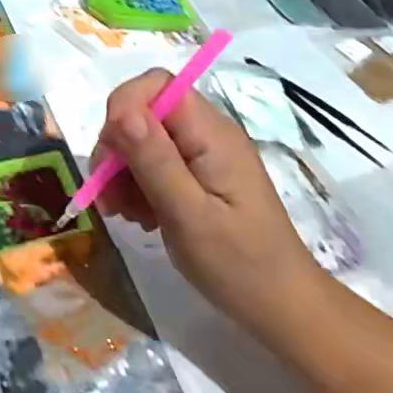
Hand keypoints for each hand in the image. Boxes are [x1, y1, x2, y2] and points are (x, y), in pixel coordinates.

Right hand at [91, 69, 324, 336]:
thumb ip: (154, 160)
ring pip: (144, 139)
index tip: (110, 154)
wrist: (284, 309)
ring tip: (124, 215)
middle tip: (108, 196)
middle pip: (145, 111)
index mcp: (211, 133)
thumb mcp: (189, 216)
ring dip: (123, 172)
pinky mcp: (199, 176)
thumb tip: (122, 111)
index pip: (158, 84)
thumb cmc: (240, 265)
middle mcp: (207, 133)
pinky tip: (141, 218)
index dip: (125, 106)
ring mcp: (203, 155)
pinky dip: (138, 186)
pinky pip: (155, 163)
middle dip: (117, 147)